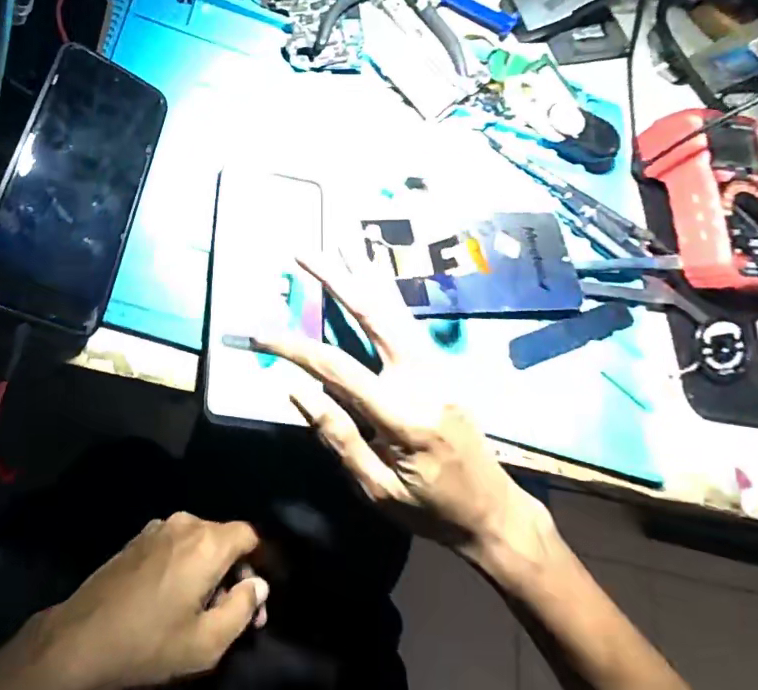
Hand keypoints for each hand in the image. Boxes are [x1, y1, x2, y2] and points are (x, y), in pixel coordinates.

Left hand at [0, 513, 267, 689]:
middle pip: (224, 538)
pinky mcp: (138, 538)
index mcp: (204, 542)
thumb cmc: (153, 640)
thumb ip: (242, 608)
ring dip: (212, 569)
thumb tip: (257, 584)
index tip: (259, 598)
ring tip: (208, 611)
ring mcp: (156, 527)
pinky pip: (177, 544)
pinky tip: (180, 597)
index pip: (249, 534)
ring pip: (200, 542)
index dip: (261, 563)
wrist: (88, 633)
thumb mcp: (208, 640)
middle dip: (237, 571)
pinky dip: (188, 564)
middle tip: (239, 615)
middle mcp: (182, 523)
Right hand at [252, 246, 552, 567]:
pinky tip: (376, 273)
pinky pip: (409, 322)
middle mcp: (424, 382)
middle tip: (306, 252)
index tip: (261, 334)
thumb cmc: (431, 510)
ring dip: (366, 275)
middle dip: (338, 280)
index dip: (294, 348)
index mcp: (404, 415)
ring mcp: (438, 371)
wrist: (496, 515)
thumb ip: (338, 436)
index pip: (337, 369)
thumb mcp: (377, 489)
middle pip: (375, 318)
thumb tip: (296, 389)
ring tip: (344, 242)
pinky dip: (388, 292)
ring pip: (396, 311)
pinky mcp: (441, 370)